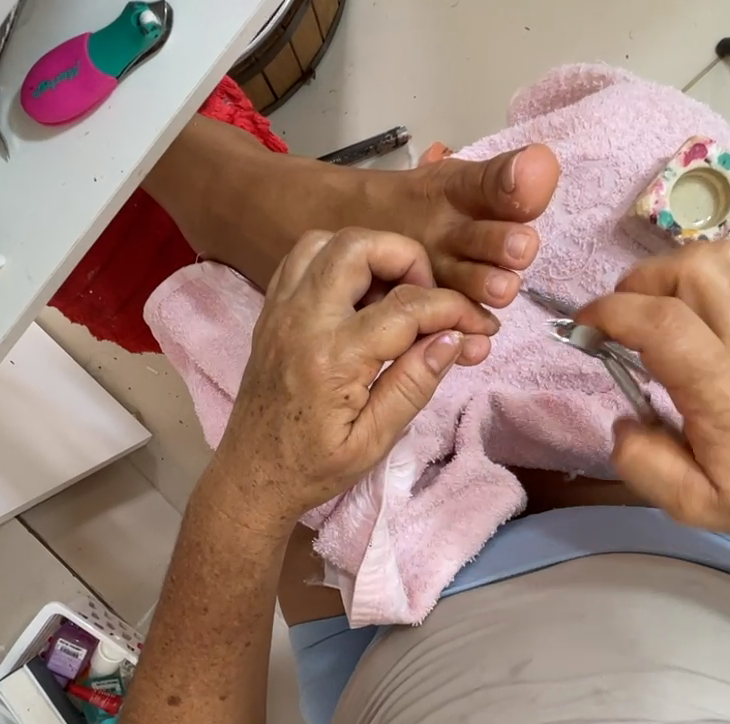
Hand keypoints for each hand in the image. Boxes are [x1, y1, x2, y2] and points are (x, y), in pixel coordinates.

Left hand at [204, 227, 498, 536]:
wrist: (251, 476)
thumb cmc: (313, 468)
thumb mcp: (373, 441)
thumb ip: (413, 385)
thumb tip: (454, 338)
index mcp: (332, 359)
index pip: (407, 307)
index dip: (453, 310)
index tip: (478, 326)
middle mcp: (302, 323)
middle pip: (360, 247)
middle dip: (409, 259)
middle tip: (429, 299)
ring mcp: (280, 313)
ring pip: (326, 242)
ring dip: (368, 254)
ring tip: (393, 294)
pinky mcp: (270, 315)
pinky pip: (300, 261)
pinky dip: (335, 261)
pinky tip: (356, 296)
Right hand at [582, 242, 729, 551]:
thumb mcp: (691, 506)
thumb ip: (642, 463)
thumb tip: (623, 420)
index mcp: (729, 390)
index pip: (662, 321)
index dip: (612, 312)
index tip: (585, 326)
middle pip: (694, 268)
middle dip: (641, 281)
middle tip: (620, 315)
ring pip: (726, 256)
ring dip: (676, 272)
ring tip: (655, 307)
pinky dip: (711, 283)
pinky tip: (700, 320)